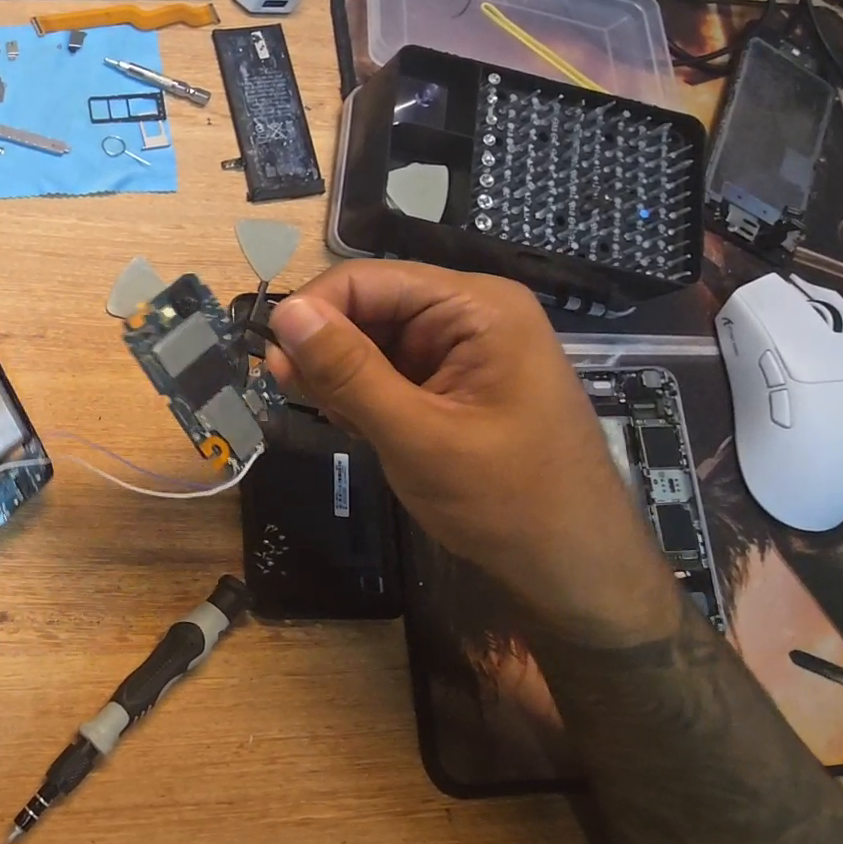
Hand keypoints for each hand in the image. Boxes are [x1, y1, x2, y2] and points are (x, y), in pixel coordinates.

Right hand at [264, 260, 677, 641]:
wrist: (567, 564)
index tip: (274, 365)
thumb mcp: (416, 434)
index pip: (365, 280)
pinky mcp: (440, 385)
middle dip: (323, 352)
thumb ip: (347, 371)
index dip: (311, 313)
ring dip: (335, 380)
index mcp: (475, 308)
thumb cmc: (505, 498)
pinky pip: (376, 373)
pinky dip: (353, 399)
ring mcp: (453, 352)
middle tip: (306, 402)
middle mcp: (463, 316)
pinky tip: (359, 430)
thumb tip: (283, 312)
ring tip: (344, 424)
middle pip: (361, 308)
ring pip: (361, 343)